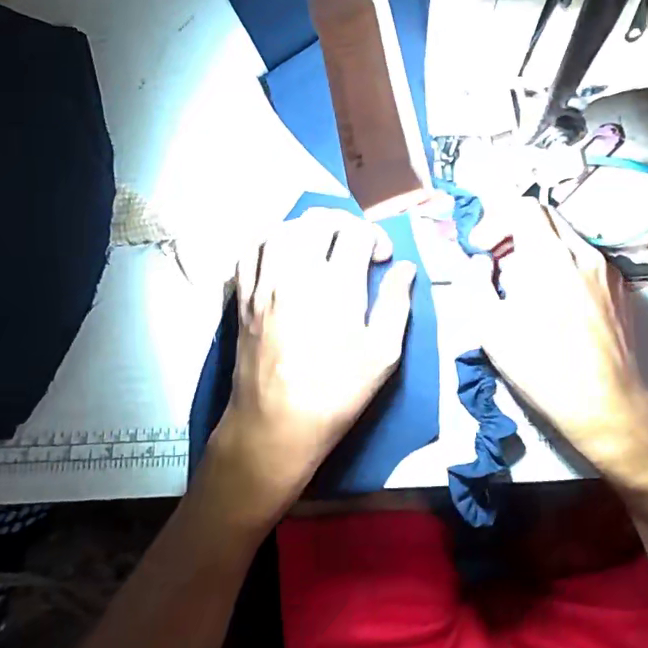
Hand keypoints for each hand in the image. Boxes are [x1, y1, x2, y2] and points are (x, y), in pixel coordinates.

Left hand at [208, 210, 415, 518]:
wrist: (275, 427)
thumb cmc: (337, 393)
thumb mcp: (383, 355)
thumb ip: (396, 304)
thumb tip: (406, 269)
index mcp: (335, 287)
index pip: (355, 233)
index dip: (375, 237)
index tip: (383, 259)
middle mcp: (295, 275)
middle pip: (316, 220)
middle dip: (344, 223)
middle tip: (356, 244)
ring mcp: (262, 285)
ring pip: (280, 228)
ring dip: (307, 226)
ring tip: (322, 243)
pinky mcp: (241, 298)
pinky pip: (248, 251)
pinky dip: (269, 239)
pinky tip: (284, 252)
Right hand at [462, 196, 647, 486]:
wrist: (606, 403)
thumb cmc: (543, 368)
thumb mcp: (490, 328)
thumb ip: (476, 283)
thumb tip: (477, 262)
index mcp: (550, 256)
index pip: (523, 206)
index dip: (494, 219)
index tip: (481, 248)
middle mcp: (584, 253)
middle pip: (546, 217)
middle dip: (514, 231)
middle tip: (496, 262)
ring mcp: (607, 270)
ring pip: (567, 239)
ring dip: (539, 250)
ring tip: (523, 286)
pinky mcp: (621, 289)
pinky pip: (586, 261)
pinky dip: (563, 266)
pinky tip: (554, 302)